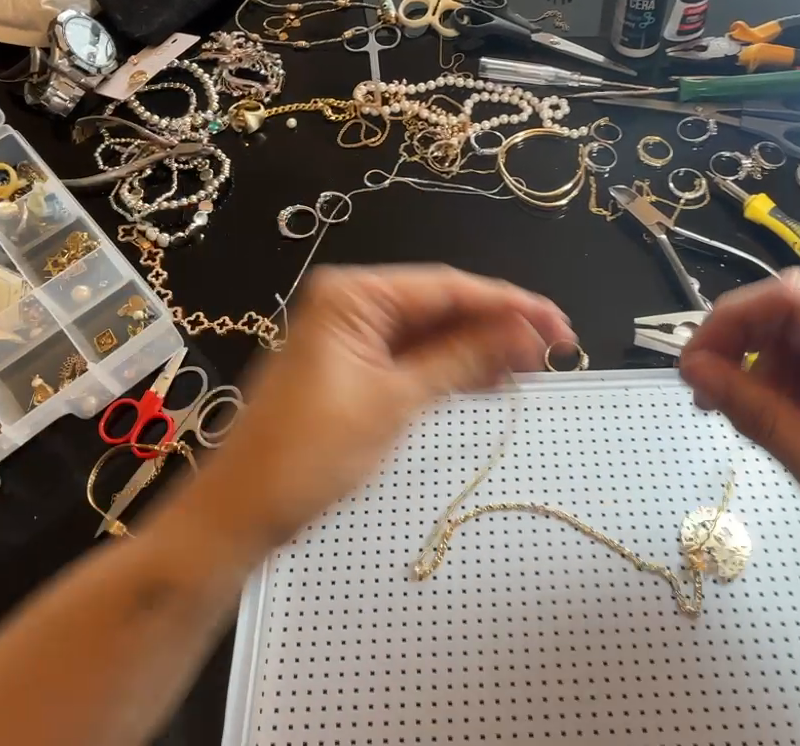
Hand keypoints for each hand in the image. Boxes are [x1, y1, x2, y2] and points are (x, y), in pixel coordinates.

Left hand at [180, 265, 573, 549]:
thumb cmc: (309, 452)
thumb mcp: (395, 402)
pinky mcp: (356, 367)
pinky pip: (415, 358)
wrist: (241, 511)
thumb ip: (461, 359)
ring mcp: (354, 336)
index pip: (447, 287)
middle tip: (554, 350)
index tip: (557, 323)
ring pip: (433, 334)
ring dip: (480, 349)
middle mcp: (354, 303)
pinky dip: (451, 370)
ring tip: (532, 368)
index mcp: (354, 295)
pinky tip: (491, 380)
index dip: (509, 304)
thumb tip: (522, 330)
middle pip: (442, 307)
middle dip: (498, 327)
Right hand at [678, 269, 799, 633]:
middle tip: (706, 399)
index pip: (790, 298)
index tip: (691, 365)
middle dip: (742, 347)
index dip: (729, 320)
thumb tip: (693, 369)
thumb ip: (757, 415)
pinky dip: (796, 385)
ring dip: (766, 370)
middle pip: (796, 313)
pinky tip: (784, 423)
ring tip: (744, 421)